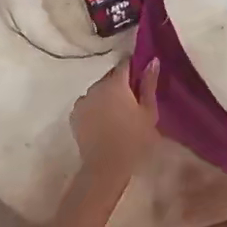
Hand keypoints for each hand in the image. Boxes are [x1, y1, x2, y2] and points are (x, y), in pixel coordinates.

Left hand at [69, 59, 164, 177]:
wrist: (106, 166)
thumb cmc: (134, 139)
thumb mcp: (148, 112)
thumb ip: (149, 84)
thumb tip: (152, 60)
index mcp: (115, 83)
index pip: (124, 64)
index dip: (134, 67)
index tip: (141, 76)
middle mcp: (95, 86)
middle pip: (110, 77)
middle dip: (120, 84)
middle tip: (132, 100)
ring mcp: (82, 100)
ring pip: (98, 91)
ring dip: (106, 96)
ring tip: (117, 113)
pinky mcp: (74, 115)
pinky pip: (87, 104)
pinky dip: (95, 107)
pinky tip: (103, 122)